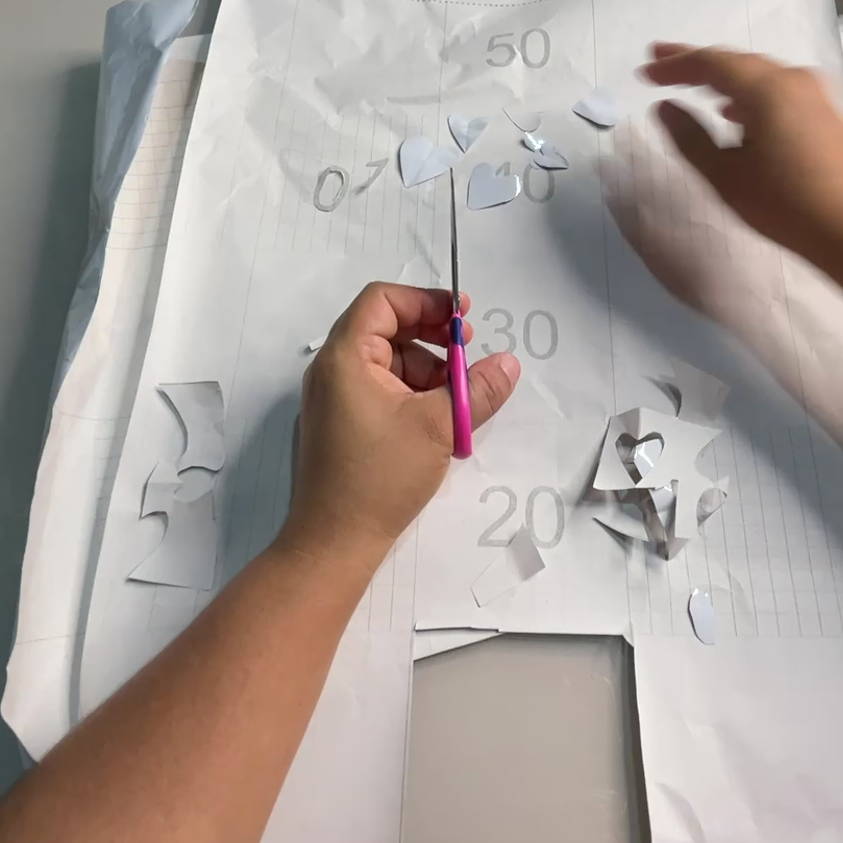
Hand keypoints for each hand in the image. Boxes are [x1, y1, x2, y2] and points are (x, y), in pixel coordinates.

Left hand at [281, 282, 520, 567]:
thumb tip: (509, 363)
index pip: (382, 300)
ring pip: (388, 360)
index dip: (426, 300)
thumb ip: (478, 389)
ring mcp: (334, 397)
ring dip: (427, 367)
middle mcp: (333, 369)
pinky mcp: (342, 422)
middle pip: (385, 327)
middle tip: (469, 349)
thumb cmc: (381, 476)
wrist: (333, 542)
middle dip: (432, 335)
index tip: (463, 316)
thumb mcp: (440, 427)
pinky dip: (413, 391)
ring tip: (458, 396)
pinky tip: (438, 417)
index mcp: (346, 357)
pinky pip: (381, 387)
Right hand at [641, 42, 842, 255]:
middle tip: (661, 64)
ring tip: (694, 88)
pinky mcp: (825, 115)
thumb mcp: (724, 175)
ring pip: (759, 77)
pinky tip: (737, 116)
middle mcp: (793, 80)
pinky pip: (776, 91)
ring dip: (723, 80)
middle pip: (736, 62)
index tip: (644, 71)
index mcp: (766, 89)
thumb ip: (689, 137)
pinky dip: (748, 95)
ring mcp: (815, 95)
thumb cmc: (784, 204)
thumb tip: (664, 108)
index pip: (711, 63)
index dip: (674, 65)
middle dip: (696, 64)